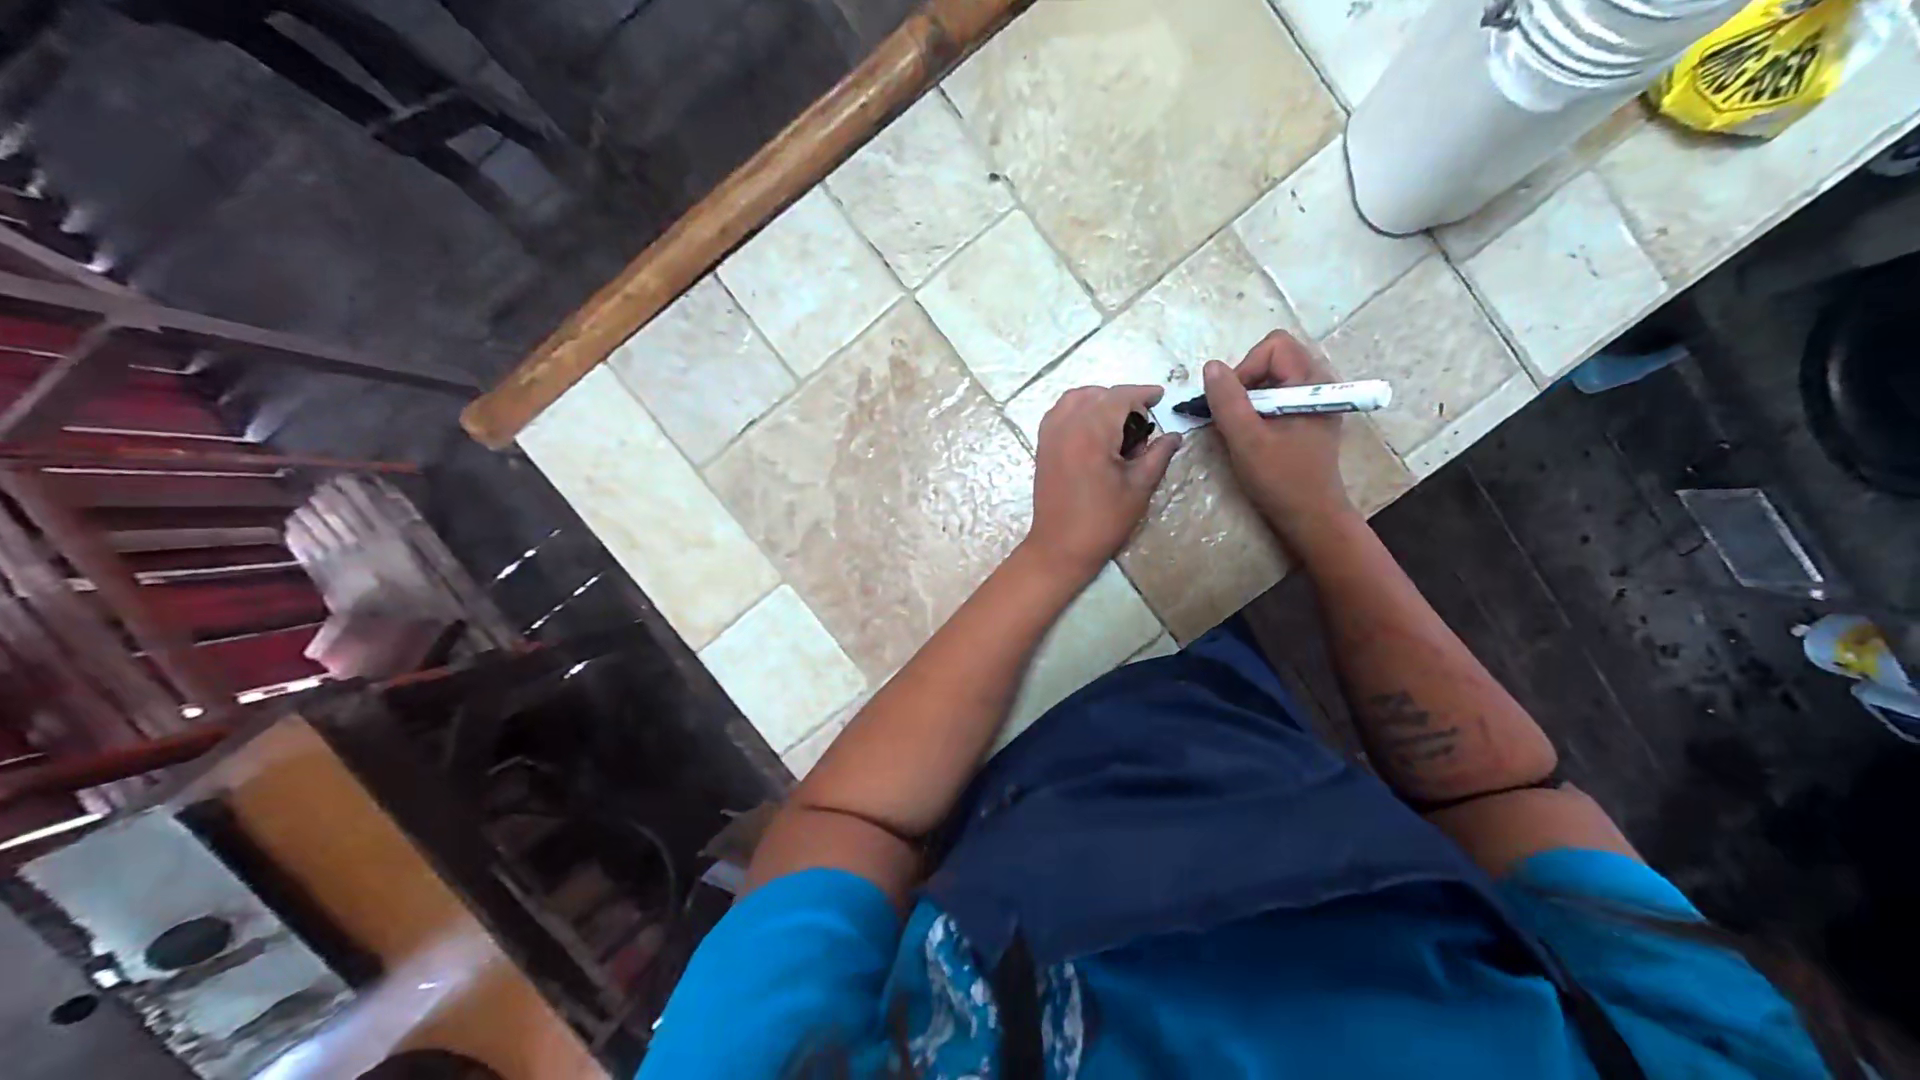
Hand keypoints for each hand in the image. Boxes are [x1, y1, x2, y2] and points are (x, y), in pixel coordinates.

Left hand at [1025, 385, 1181, 579]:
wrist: (1060, 546)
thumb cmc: (1103, 520)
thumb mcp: (1139, 487)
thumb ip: (1158, 455)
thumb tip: (1174, 436)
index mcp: (1091, 432)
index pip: (1119, 397)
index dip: (1142, 393)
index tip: (1160, 396)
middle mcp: (1066, 425)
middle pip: (1098, 395)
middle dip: (1122, 400)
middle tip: (1142, 424)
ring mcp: (1050, 434)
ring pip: (1075, 399)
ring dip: (1098, 401)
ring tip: (1118, 424)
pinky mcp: (1042, 445)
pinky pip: (1059, 412)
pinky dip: (1078, 410)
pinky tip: (1093, 430)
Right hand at [1203, 331, 1353, 539]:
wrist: (1310, 517)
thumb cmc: (1281, 479)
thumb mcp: (1246, 439)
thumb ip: (1227, 400)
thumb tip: (1211, 367)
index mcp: (1313, 382)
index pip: (1273, 346)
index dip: (1246, 368)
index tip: (1233, 404)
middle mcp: (1318, 383)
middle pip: (1273, 357)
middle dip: (1245, 380)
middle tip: (1234, 415)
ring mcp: (1313, 400)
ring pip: (1272, 377)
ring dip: (1248, 396)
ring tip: (1241, 427)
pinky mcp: (1306, 416)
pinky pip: (1276, 395)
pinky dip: (1257, 408)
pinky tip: (1252, 434)